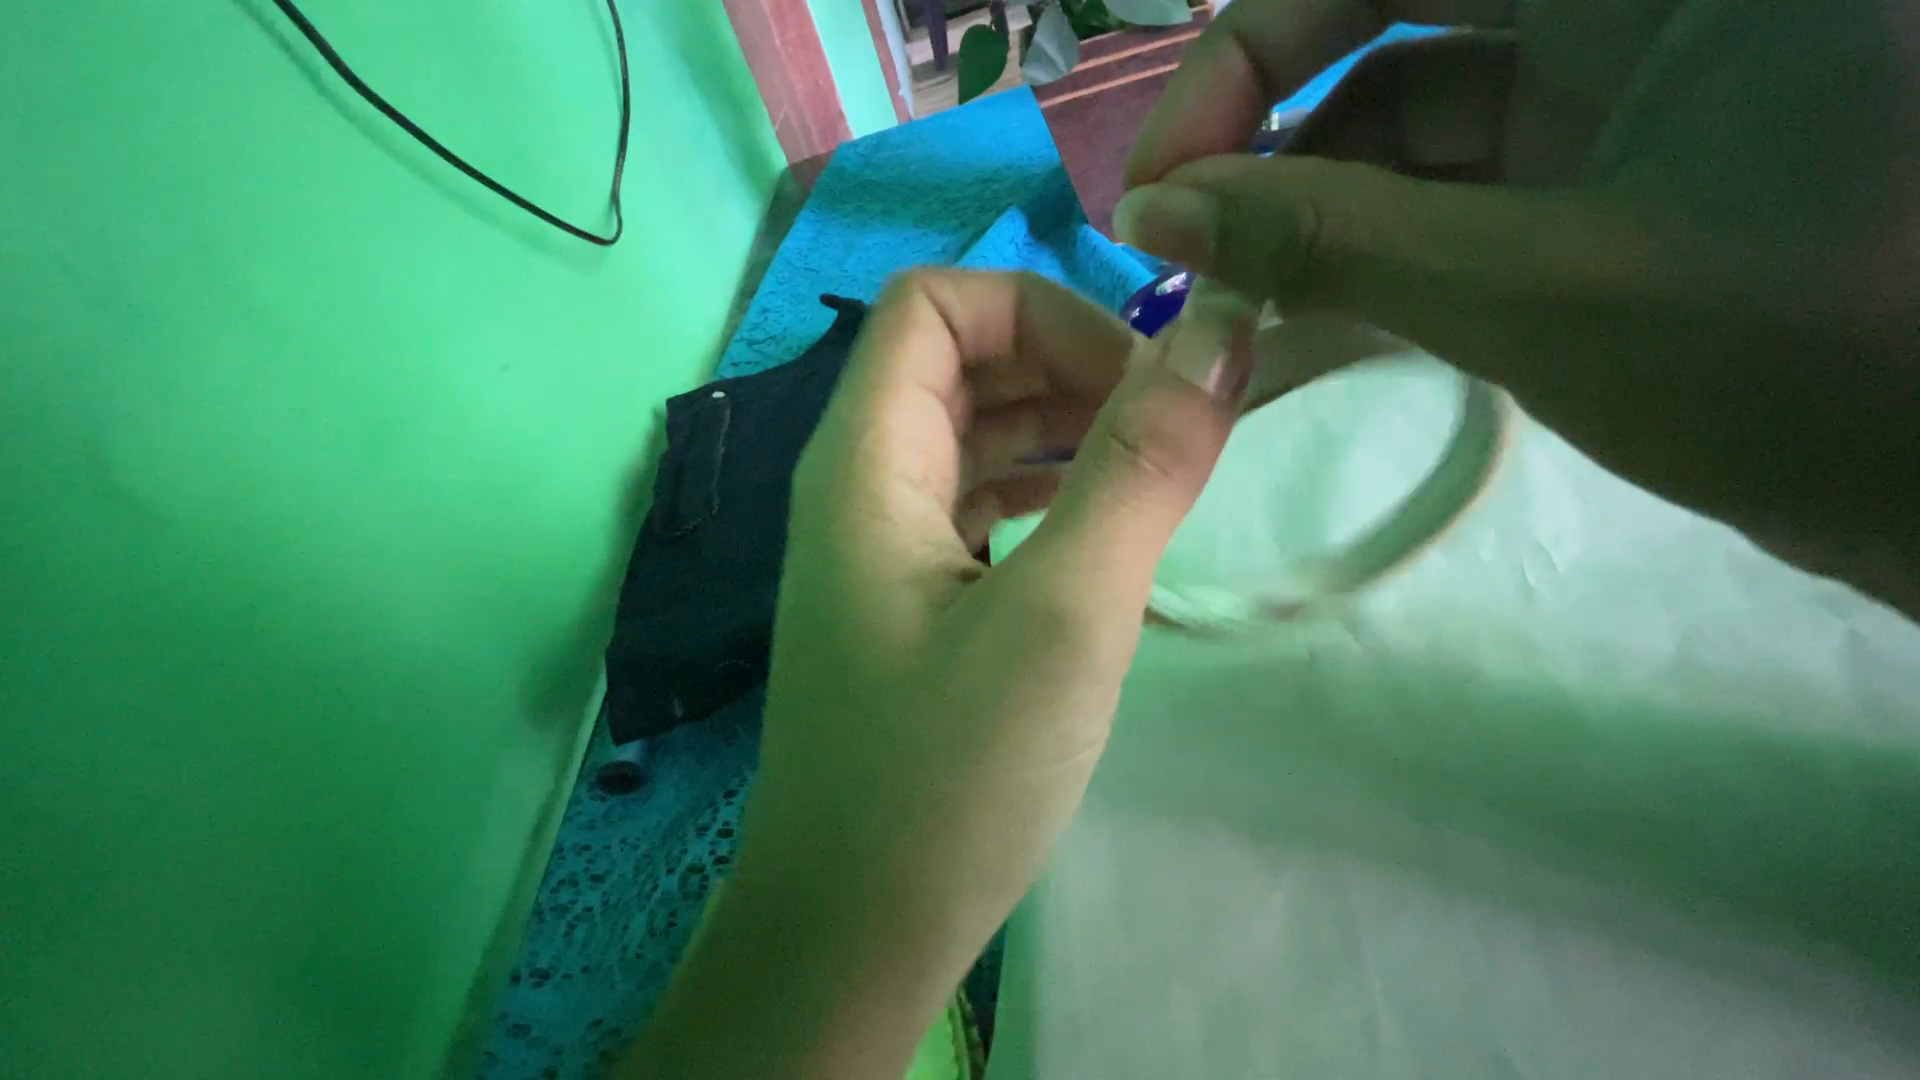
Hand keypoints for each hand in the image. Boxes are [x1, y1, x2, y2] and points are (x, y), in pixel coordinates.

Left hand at [629, 270, 1248, 1077]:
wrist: (856, 927)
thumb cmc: (949, 776)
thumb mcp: (1064, 615)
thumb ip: (1139, 467)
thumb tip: (1220, 333)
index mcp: (865, 459)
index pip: (934, 303)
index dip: (1039, 311)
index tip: (1135, 378)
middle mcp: (857, 483)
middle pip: (956, 361)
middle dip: (1063, 367)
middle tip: (1164, 430)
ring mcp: (876, 544)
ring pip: (969, 433)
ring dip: (1059, 429)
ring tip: (1149, 474)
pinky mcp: (905, 598)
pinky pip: (973, 503)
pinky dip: (1040, 489)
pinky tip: (1095, 526)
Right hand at [1118, 0, 1919, 614]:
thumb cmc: (1790, 370)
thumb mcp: (1523, 292)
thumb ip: (1326, 240)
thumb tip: (1154, 213)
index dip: (1245, 54)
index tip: (1162, 179)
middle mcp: (1623, 4)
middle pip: (1376, 23)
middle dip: (1261, 131)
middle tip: (1171, 232)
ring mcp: (1608, 90)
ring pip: (1397, 123)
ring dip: (1301, 209)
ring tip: (1222, 300)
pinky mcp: (1594, 173)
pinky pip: (1439, 191)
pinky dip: (1359, 250)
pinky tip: (1290, 316)